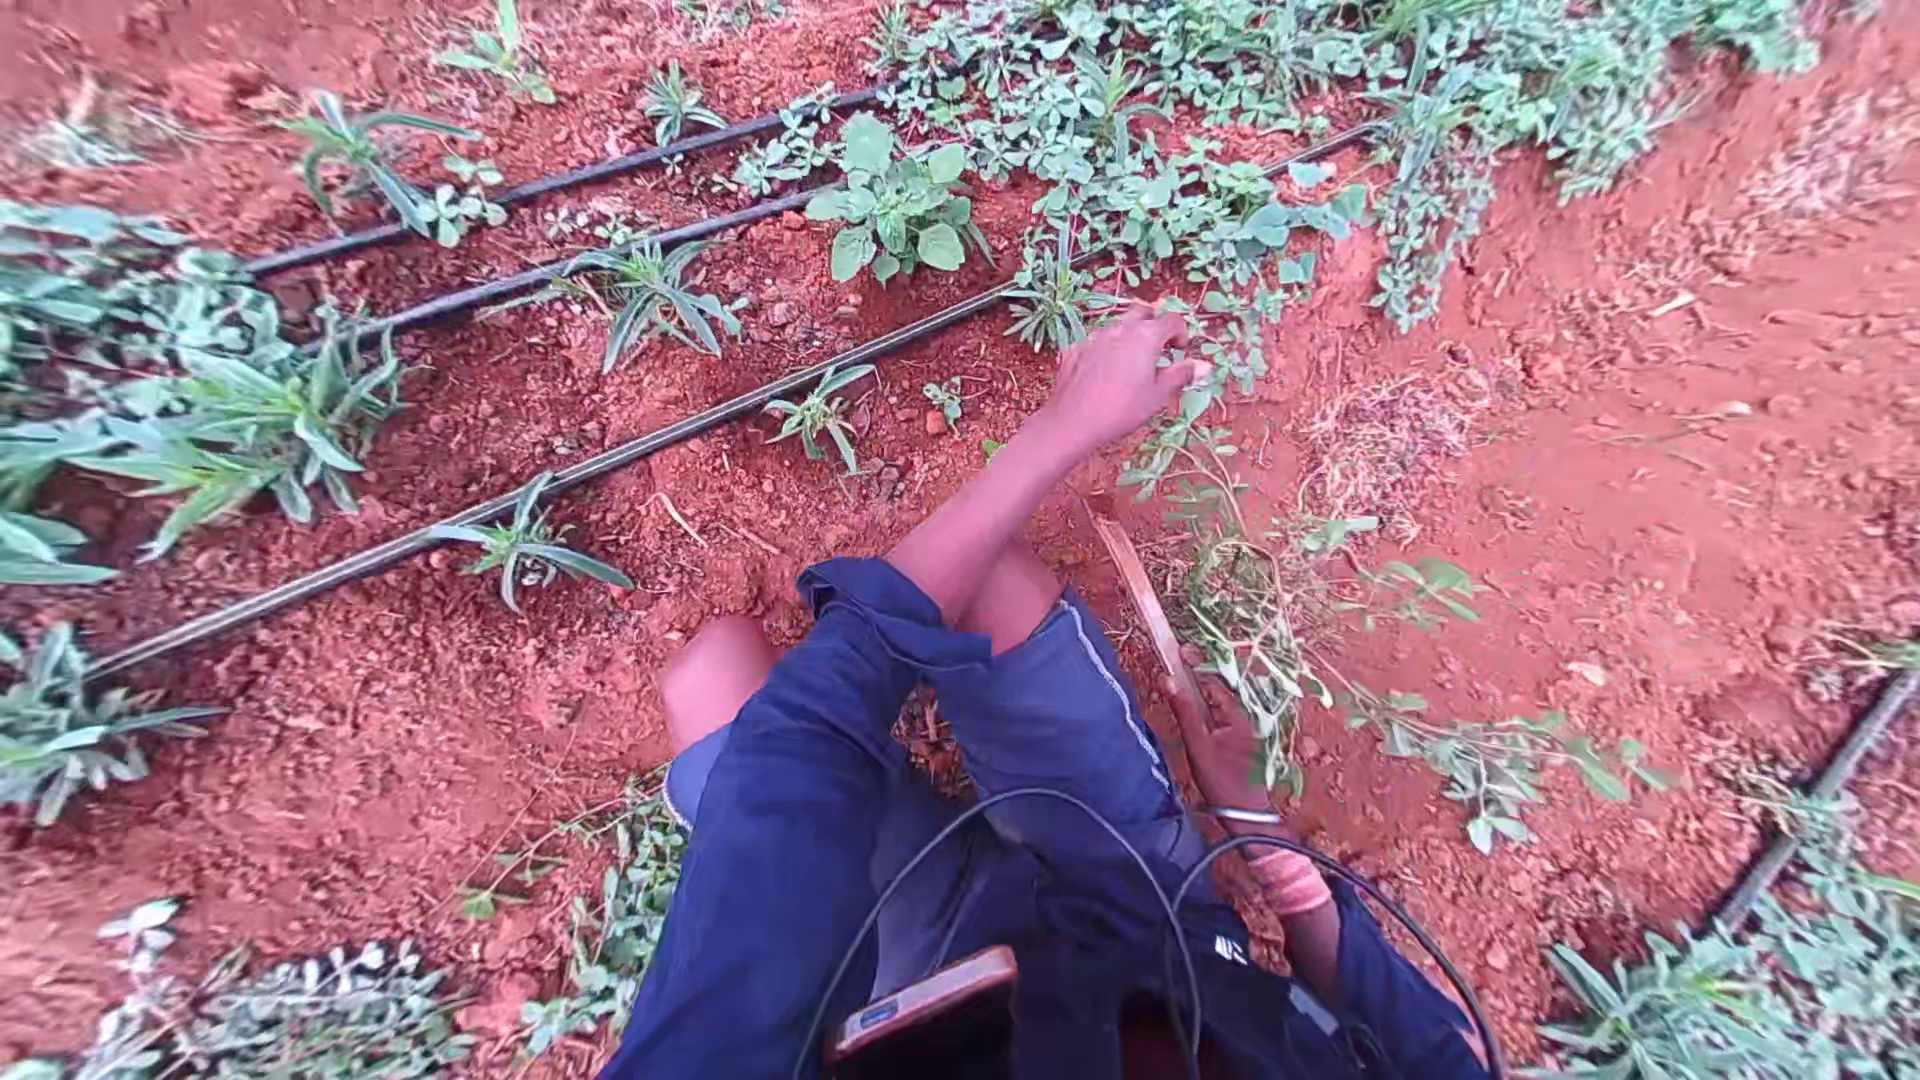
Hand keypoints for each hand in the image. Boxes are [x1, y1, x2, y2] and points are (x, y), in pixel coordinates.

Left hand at [1028, 301, 1206, 458]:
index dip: (1180, 333)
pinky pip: (1094, 342)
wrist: (1072, 422)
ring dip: (1128, 334)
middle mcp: (1119, 329)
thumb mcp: (1157, 396)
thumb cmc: (1121, 410)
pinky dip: (1105, 349)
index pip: (1172, 320)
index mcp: (1145, 335)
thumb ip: (1180, 375)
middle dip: (1154, 323)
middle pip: (1142, 311)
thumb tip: (1203, 366)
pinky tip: (1104, 371)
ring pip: (1116, 325)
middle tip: (1158, 346)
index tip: (1179, 351)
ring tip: (1132, 360)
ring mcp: (1093, 337)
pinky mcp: (1074, 350)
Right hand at [1167, 666, 1298, 839]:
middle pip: (1217, 694)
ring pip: (1220, 708)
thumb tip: (1168, 679)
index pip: (1212, 684)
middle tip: (1176, 672)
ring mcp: (1248, 734)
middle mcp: (1247, 721)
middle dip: (1197, 683)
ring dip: (1202, 700)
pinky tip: (1196, 721)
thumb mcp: (1197, 743)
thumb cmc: (1221, 780)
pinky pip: (1224, 721)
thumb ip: (1183, 710)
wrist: (1246, 816)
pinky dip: (1209, 715)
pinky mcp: (1244, 746)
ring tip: (1182, 694)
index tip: (1177, 654)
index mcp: (1238, 716)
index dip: (1194, 669)